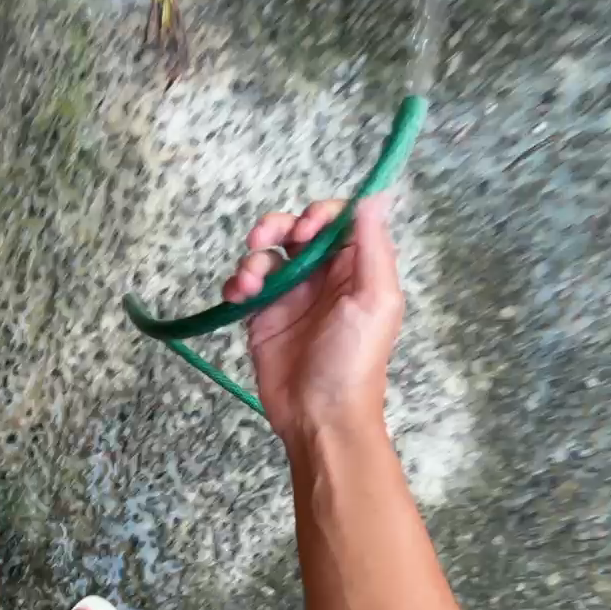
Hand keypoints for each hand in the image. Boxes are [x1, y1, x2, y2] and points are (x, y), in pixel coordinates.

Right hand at [221, 193, 403, 446]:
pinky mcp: (260, 318)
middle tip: (261, 238)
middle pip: (295, 232)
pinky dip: (235, 285)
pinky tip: (236, 296)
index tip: (302, 233)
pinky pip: (244, 288)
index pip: (336, 221)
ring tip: (246, 284)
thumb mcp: (374, 299)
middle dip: (276, 227)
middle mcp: (320, 276)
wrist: (318, 413)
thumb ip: (372, 247)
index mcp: (354, 267)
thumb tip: (372, 197)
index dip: (317, 216)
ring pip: (265, 257)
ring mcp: (288, 297)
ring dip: (251, 260)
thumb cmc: (353, 358)